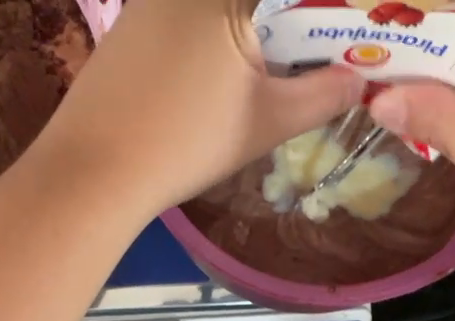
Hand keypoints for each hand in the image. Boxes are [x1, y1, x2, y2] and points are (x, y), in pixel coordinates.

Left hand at [30, 0, 364, 219]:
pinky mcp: (131, 18)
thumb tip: (360, 78)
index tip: (341, 41)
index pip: (297, 1)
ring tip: (279, 66)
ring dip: (257, 31)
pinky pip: (189, 13)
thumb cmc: (186, 142)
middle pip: (260, 4)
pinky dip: (215, 35)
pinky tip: (221, 73)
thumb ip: (322, 95)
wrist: (94, 169)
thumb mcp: (267, 122)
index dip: (324, 19)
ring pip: (223, 9)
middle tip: (316, 60)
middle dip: (292, 26)